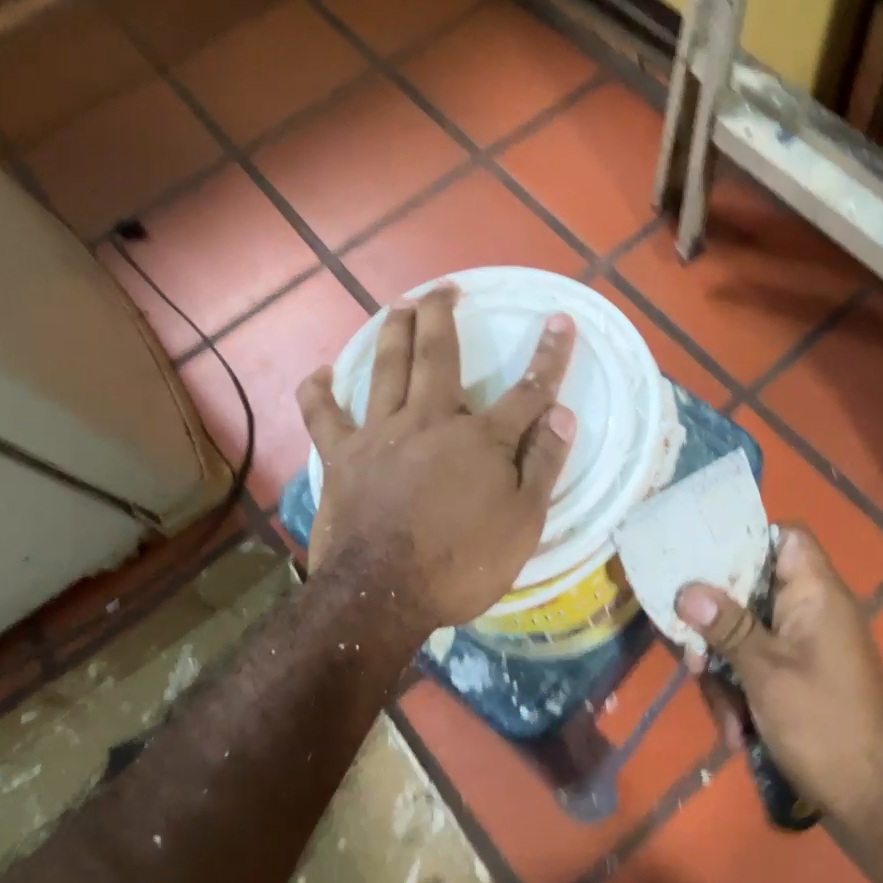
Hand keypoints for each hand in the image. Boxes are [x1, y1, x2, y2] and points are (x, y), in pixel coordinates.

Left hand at [297, 284, 576, 630]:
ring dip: (394, 331)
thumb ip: (542, 465)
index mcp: (481, 440)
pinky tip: (321, 374)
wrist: (382, 595)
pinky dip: (320, 391)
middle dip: (445, 316)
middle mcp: (430, 421)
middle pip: (440, 356)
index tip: (561, 320)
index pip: (528, 390)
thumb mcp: (523, 523)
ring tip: (399, 304)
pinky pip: (323, 414)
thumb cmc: (461, 565)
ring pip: (386, 367)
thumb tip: (562, 414)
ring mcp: (380, 434)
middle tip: (446, 287)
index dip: (549, 355)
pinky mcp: (341, 456)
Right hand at [676, 530, 882, 828]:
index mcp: (816, 593)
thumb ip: (727, 626)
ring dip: (727, 674)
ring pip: (747, 634)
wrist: (873, 801)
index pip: (785, 536)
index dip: (744, 538)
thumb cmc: (823, 725)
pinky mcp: (799, 677)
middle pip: (751, 590)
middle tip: (696, 661)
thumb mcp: (766, 673)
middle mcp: (812, 610)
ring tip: (727, 717)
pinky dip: (744, 695)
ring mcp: (806, 646)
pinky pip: (758, 666)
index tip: (700, 560)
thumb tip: (686, 588)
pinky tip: (738, 732)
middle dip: (717, 626)